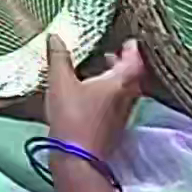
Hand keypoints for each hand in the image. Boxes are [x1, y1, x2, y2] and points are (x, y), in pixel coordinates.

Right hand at [46, 36, 145, 155]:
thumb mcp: (60, 81)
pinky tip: (93, 90)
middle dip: (124, 62)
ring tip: (100, 68)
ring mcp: (122, 113)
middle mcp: (127, 97)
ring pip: (126, 89)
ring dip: (116, 77)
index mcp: (119, 83)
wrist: (78, 155)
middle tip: (113, 52)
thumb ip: (59, 58)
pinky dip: (110, 90)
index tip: (128, 41)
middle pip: (133, 76)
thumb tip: (56, 36)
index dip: (132, 49)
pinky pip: (118, 100)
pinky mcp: (114, 124)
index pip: (134, 61)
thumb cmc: (72, 113)